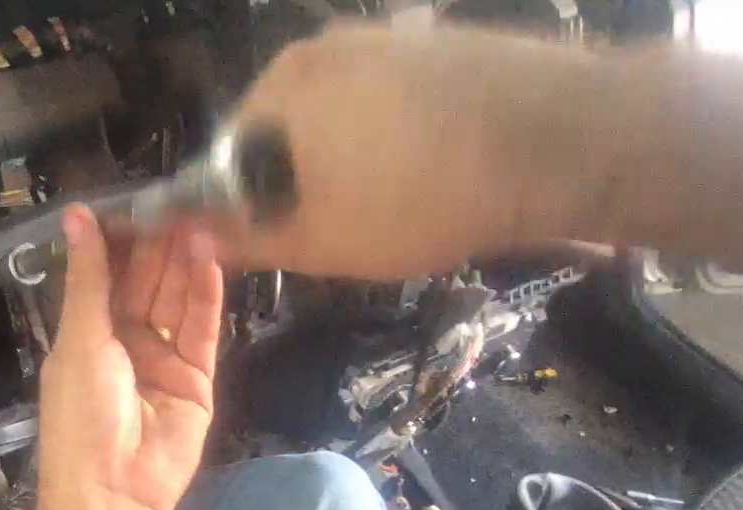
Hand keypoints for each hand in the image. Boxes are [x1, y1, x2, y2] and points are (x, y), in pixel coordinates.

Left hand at [37, 205, 223, 509]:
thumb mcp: (79, 340)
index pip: (109, 279)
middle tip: (178, 201)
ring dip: (185, 264)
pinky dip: (206, 297)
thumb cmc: (81, 413)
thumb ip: (90, 279)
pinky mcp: (196, 380)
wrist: (114, 489)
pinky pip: (201, 332)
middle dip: (159, 247)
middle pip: (146, 287)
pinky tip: (210, 259)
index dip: (123, 243)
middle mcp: (125, 346)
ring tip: (199, 219)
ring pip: (176, 304)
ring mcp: (162, 363)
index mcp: (87, 337)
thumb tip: (76, 217)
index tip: (138, 201)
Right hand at [216, 23, 583, 279]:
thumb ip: (247, 239)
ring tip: (385, 202)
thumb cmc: (415, 201)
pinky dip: (384, 137)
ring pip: (332, 116)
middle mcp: (320, 47)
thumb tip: (189, 236)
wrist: (554, 142)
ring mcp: (381, 35)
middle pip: (277, 131)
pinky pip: (380, 99)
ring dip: (340, 162)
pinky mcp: (430, 40)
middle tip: (333, 227)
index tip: (276, 239)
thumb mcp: (319, 241)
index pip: (225, 157)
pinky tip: (420, 168)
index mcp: (280, 91)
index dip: (241, 207)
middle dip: (292, 183)